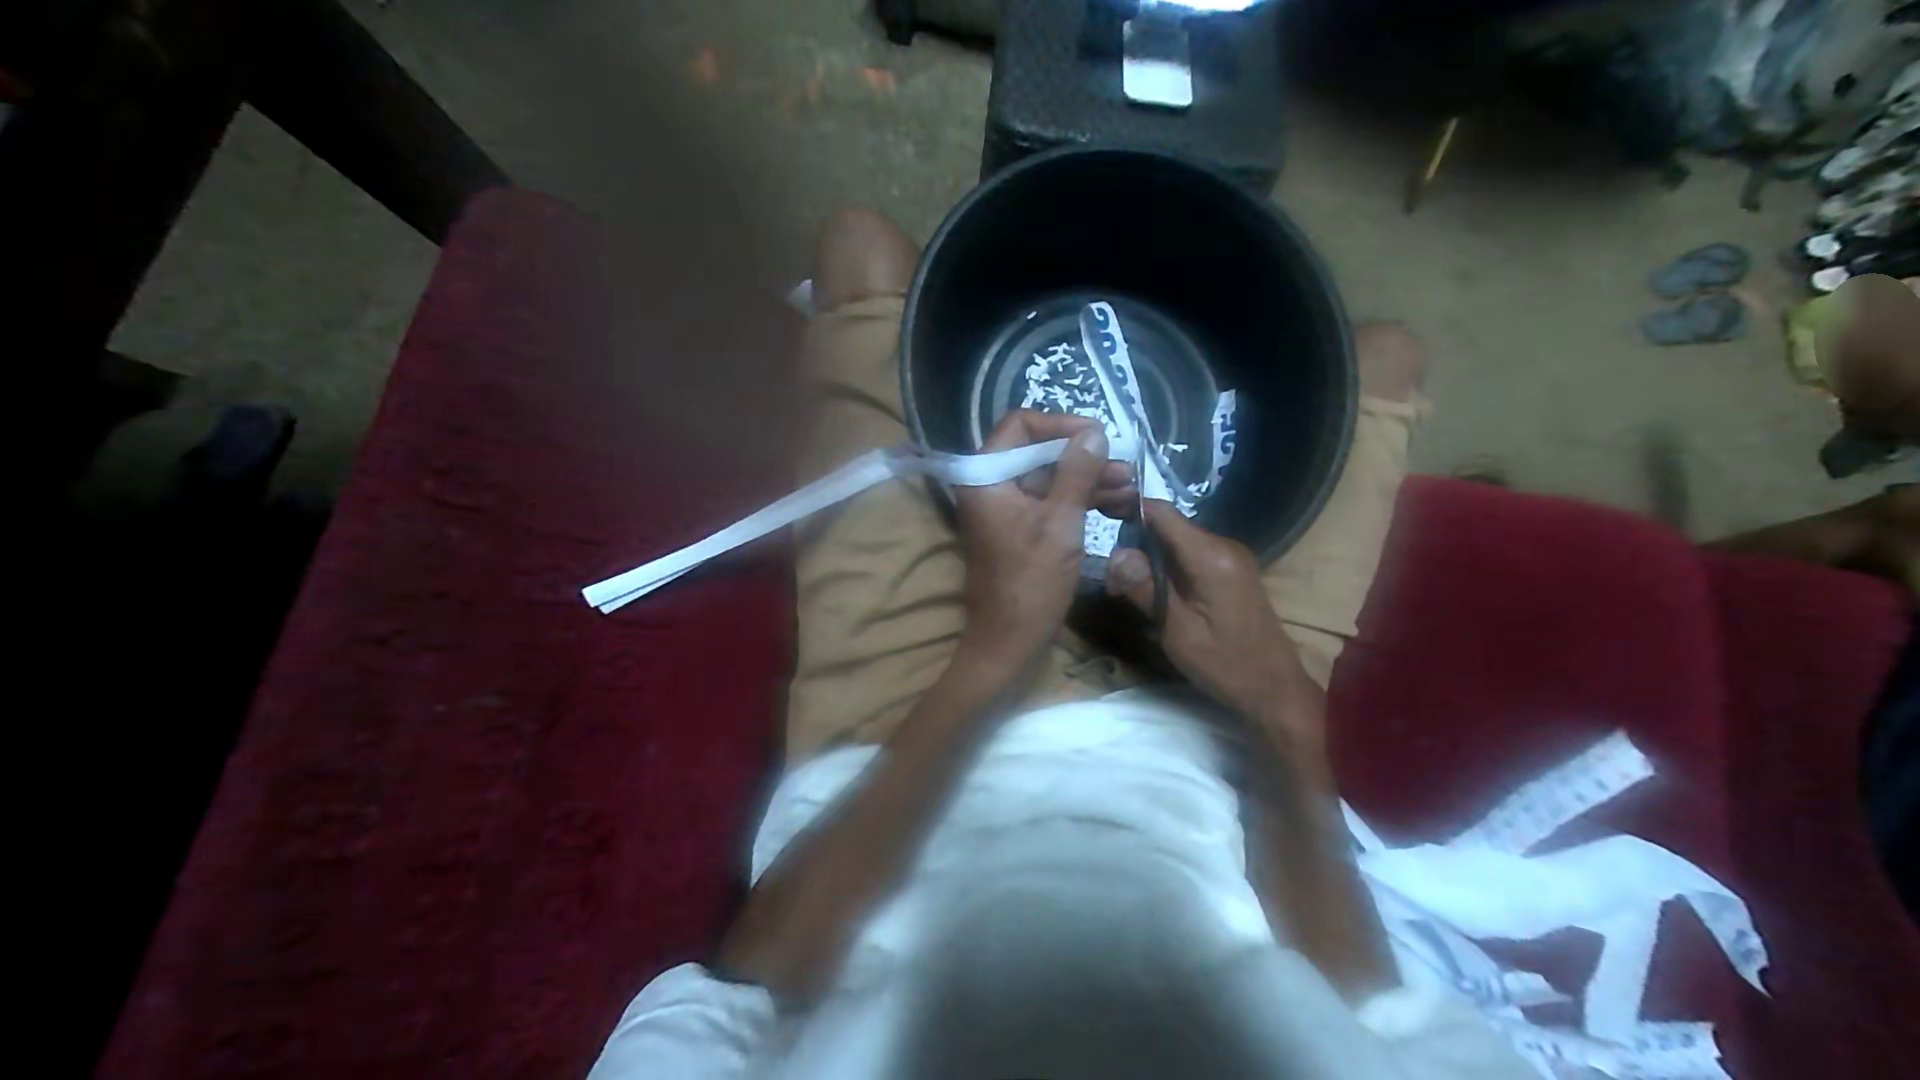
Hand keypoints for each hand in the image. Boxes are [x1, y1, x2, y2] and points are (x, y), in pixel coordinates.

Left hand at [954, 410, 1134, 668]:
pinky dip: (1077, 500)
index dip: (1061, 425)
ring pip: (1047, 478)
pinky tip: (1115, 502)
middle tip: (1125, 468)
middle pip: (1037, 452)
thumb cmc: (1031, 582)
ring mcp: (1003, 507)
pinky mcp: (1017, 527)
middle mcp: (988, 485)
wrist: (1007, 640)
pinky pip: (1048, 501)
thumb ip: (1077, 473)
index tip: (1100, 437)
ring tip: (1130, 486)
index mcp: (985, 477)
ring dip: (1087, 479)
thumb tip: (1094, 433)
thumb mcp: (1061, 523)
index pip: (1020, 425)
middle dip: (1083, 457)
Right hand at [1105, 501, 1321, 745]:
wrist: (1276, 689)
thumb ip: (1146, 588)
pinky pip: (1191, 556)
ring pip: (1178, 542)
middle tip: (1111, 579)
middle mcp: (1224, 547)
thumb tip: (1115, 552)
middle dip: (1136, 545)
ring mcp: (1231, 558)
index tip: (1100, 521)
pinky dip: (1168, 568)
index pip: (1163, 513)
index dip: (1130, 510)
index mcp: (1211, 557)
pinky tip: (1154, 593)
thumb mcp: (1177, 631)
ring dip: (1150, 559)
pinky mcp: (1232, 571)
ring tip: (1126, 590)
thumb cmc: (1225, 664)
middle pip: (1169, 527)